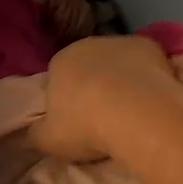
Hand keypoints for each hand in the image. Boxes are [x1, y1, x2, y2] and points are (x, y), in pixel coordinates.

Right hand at [32, 35, 182, 161]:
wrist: (137, 115)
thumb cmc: (86, 126)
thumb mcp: (49, 140)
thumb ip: (35, 134)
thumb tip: (31, 133)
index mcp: (59, 62)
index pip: (57, 78)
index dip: (65, 99)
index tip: (75, 121)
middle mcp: (87, 45)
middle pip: (87, 66)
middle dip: (93, 86)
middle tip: (102, 118)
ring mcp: (120, 43)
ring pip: (117, 63)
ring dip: (120, 80)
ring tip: (130, 112)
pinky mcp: (149, 47)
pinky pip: (144, 62)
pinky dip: (146, 76)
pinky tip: (151, 98)